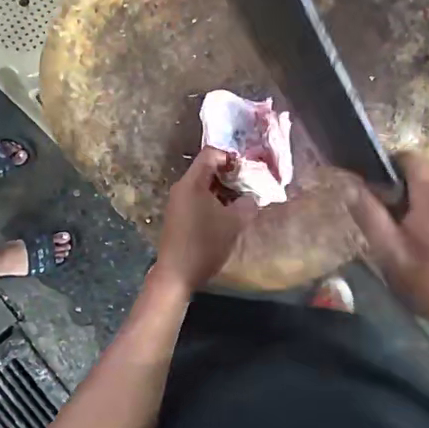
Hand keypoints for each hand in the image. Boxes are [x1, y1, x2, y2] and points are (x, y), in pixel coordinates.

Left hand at [153, 148, 259, 289]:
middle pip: (207, 169)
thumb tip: (251, 197)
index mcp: (192, 182)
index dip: (231, 157)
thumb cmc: (205, 244)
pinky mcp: (178, 216)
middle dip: (230, 176)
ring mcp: (178, 202)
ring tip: (242, 203)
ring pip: (203, 186)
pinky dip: (213, 202)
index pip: (210, 154)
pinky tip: (227, 216)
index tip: (248, 171)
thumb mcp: (234, 223)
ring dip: (223, 191)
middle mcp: (182, 187)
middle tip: (250, 186)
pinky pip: (197, 199)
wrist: (177, 273)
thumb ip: (247, 203)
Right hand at [346, 154, 428, 335]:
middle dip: (396, 194)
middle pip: (417, 175)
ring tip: (402, 239)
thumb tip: (348, 185)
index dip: (381, 170)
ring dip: (413, 207)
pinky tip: (424, 245)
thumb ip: (368, 214)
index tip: (367, 194)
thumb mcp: (392, 252)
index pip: (405, 157)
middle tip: (382, 225)